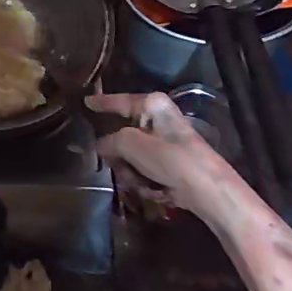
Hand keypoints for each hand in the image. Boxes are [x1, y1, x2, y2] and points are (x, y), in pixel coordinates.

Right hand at [88, 93, 239, 217]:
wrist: (206, 187)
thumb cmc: (171, 158)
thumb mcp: (132, 145)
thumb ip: (110, 141)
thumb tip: (99, 146)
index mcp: (153, 105)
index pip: (120, 101)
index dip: (101, 103)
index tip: (85, 102)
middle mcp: (158, 119)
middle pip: (122, 134)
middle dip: (118, 155)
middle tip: (114, 166)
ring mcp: (163, 142)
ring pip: (130, 156)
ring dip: (130, 172)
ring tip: (141, 182)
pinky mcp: (168, 163)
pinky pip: (143, 169)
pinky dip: (144, 180)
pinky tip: (154, 189)